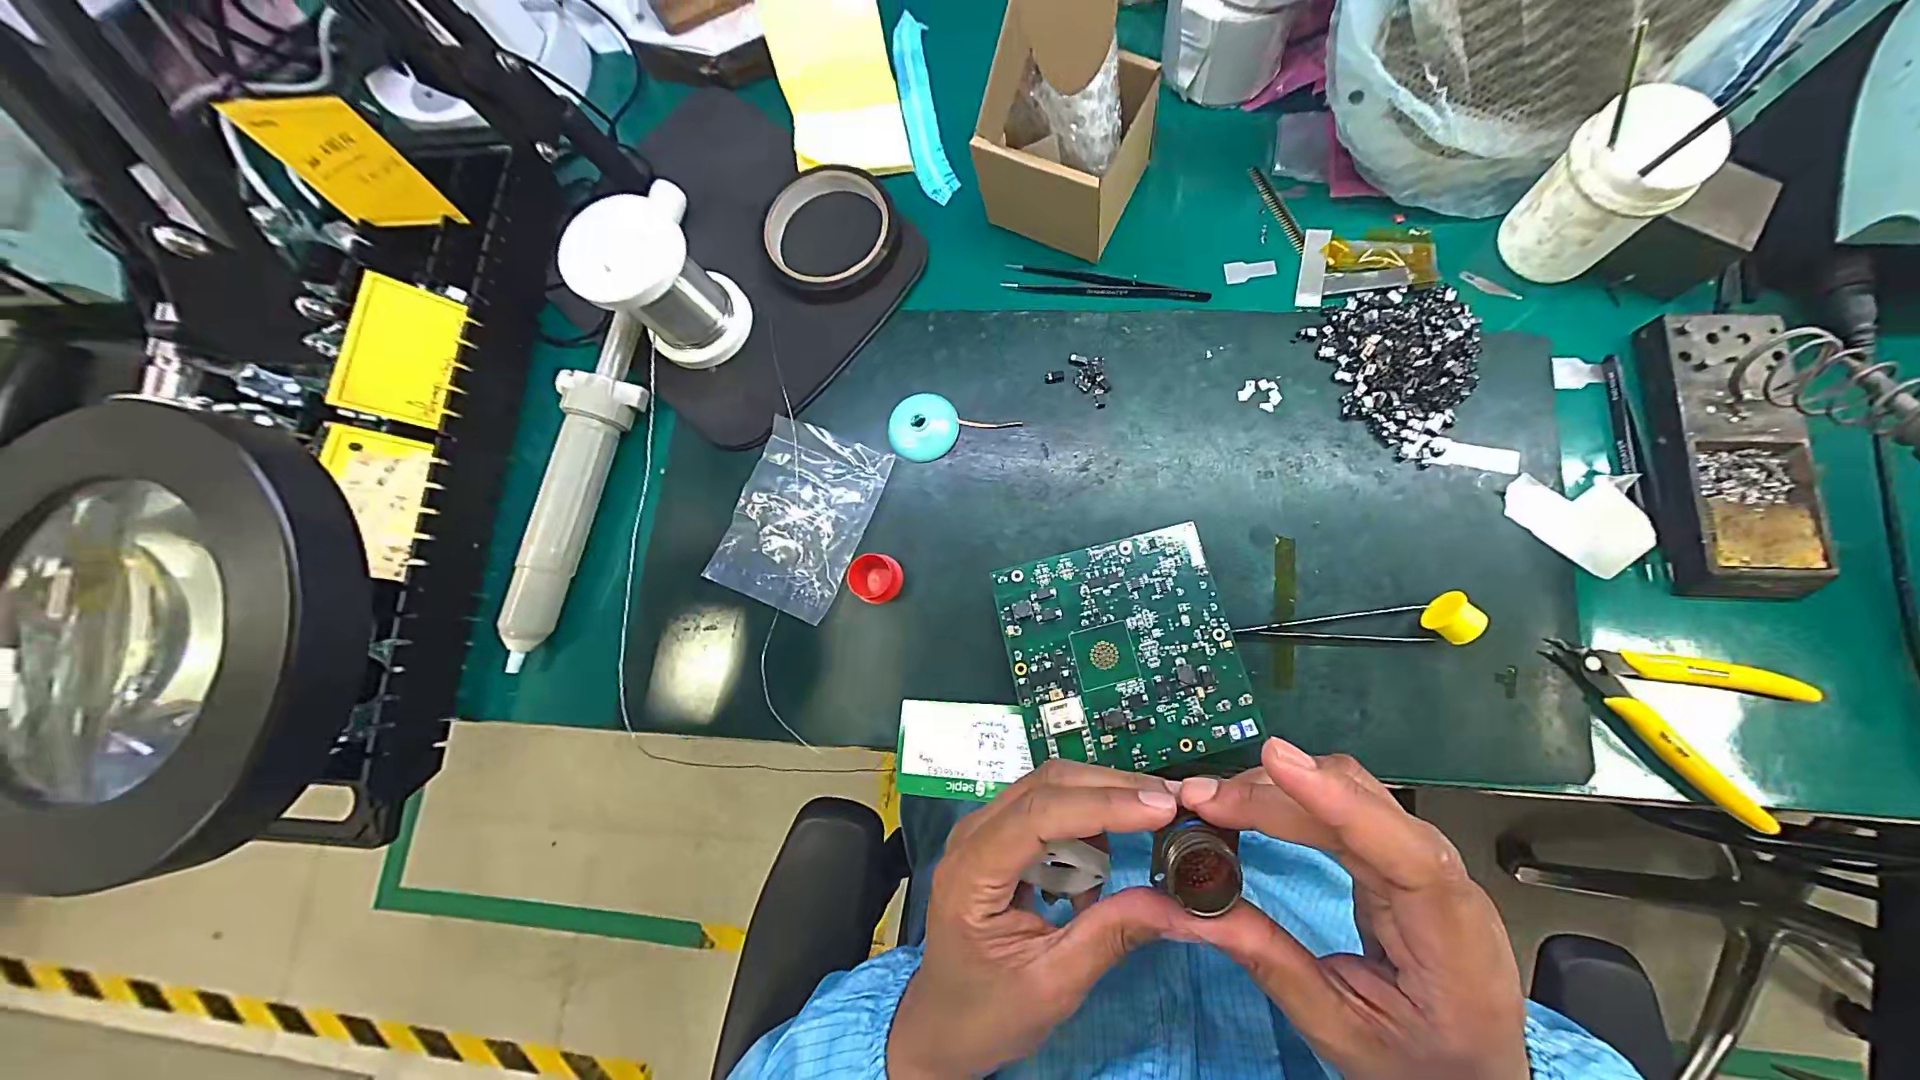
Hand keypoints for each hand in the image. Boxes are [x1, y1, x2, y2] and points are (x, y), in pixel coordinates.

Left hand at [889, 760, 1208, 1078]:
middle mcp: (973, 833)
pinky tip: (1091, 879)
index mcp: (972, 871)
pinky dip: (1084, 827)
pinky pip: (1049, 808)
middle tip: (1171, 806)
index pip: (1040, 815)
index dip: (1103, 804)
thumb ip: (1110, 936)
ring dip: (1102, 806)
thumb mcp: (1053, 985)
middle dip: (1113, 790)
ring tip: (1137, 846)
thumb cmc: (987, 1009)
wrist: (942, 1020)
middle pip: (1048, 785)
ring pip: (1051, 788)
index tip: (1161, 807)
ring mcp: (983, 828)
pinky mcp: (998, 833)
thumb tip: (1177, 905)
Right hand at [1179, 739, 1528, 1079]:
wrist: (1474, 1077)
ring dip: (1277, 788)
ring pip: (1351, 792)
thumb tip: (1187, 907)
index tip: (1275, 759)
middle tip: (1202, 798)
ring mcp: (1425, 862)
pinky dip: (1290, 795)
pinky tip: (1251, 799)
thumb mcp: (1340, 1031)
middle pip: (1363, 806)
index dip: (1338, 798)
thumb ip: (1269, 961)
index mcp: (1454, 945)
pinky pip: (1342, 805)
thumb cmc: (1419, 1066)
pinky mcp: (1395, 853)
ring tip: (1216, 799)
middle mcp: (1448, 888)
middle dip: (1275, 792)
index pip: (1405, 852)